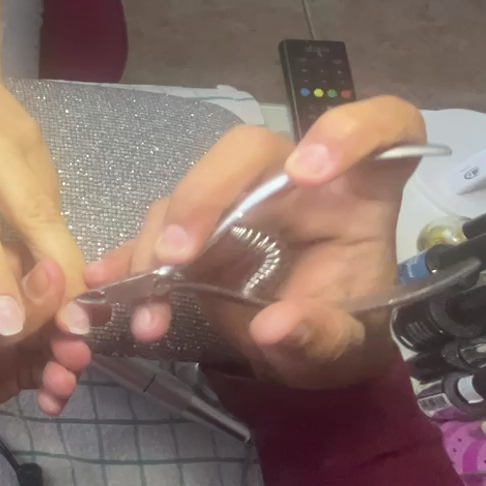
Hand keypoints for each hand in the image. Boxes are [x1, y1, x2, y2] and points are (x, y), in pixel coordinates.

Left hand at [0, 257, 84, 485]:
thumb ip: (3, 313)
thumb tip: (57, 269)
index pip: (19, 265)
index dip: (56, 288)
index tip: (79, 317)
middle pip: (41, 302)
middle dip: (65, 328)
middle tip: (76, 356)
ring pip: (46, 338)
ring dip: (63, 359)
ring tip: (62, 384)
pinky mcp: (1, 375)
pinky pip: (41, 370)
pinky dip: (53, 383)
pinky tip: (53, 403)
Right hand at [39, 97, 426, 402]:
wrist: (298, 357)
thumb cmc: (338, 339)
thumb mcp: (344, 348)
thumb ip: (319, 335)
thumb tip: (271, 327)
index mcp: (356, 197)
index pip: (382, 128)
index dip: (349, 132)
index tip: (308, 172)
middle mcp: (290, 186)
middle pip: (245, 151)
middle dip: (205, 194)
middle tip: (178, 256)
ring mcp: (234, 204)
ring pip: (186, 194)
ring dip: (157, 247)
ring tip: (149, 307)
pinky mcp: (192, 231)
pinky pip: (153, 232)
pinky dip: (126, 260)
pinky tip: (104, 282)